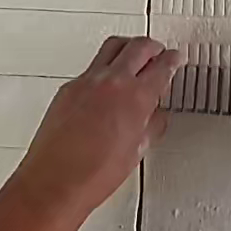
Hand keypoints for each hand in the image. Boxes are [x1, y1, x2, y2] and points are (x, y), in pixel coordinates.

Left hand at [4, 37, 183, 222]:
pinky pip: (91, 66)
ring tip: (134, 55)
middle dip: (154, 47)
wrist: (55, 183)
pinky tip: (107, 80)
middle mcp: (113, 82)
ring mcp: (87, 82)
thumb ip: (152, 124)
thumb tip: (156, 117)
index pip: (163, 65)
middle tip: (159, 52)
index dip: (173, 59)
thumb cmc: (93, 174)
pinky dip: (105, 66)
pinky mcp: (68, 88)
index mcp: (136, 97)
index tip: (175, 59)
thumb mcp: (138, 149)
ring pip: (113, 46)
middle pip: (139, 46)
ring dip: (129, 47)